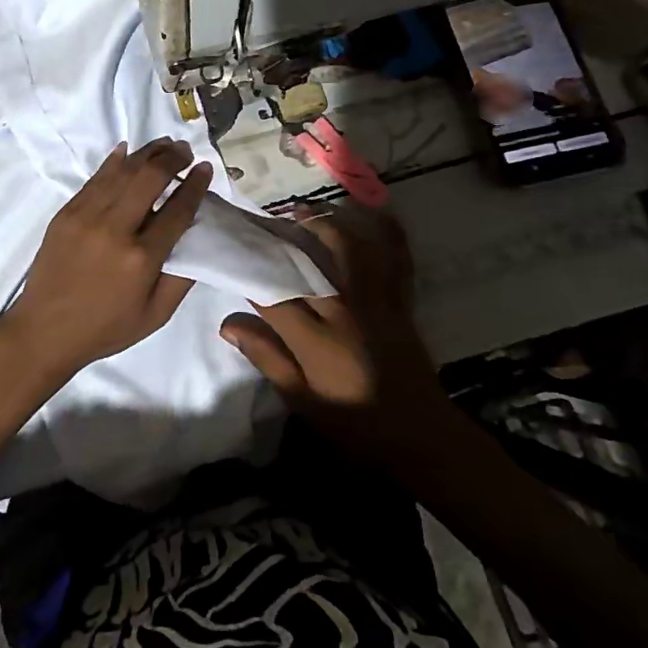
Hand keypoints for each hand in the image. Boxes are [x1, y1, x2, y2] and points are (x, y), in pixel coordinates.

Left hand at [0, 138, 213, 381]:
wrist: (44, 332)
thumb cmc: (106, 327)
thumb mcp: (156, 315)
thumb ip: (182, 277)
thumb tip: (197, 238)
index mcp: (141, 259)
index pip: (177, 210)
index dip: (195, 185)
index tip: (205, 169)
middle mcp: (114, 230)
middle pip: (149, 178)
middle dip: (172, 158)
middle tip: (185, 151)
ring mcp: (85, 218)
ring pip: (122, 172)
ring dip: (147, 153)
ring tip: (164, 145)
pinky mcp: (66, 214)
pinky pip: (95, 179)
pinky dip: (114, 161)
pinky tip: (127, 151)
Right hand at [220, 206, 449, 463]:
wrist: (419, 434)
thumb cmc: (354, 423)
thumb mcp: (301, 400)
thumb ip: (266, 357)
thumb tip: (228, 323)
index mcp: (316, 339)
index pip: (274, 295)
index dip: (252, 275)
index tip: (235, 258)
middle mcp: (345, 310)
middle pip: (309, 261)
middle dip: (284, 238)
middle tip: (263, 225)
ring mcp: (376, 302)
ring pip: (350, 249)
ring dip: (325, 225)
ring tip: (303, 212)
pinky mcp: (400, 302)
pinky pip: (396, 261)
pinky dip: (390, 235)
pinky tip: (377, 214)